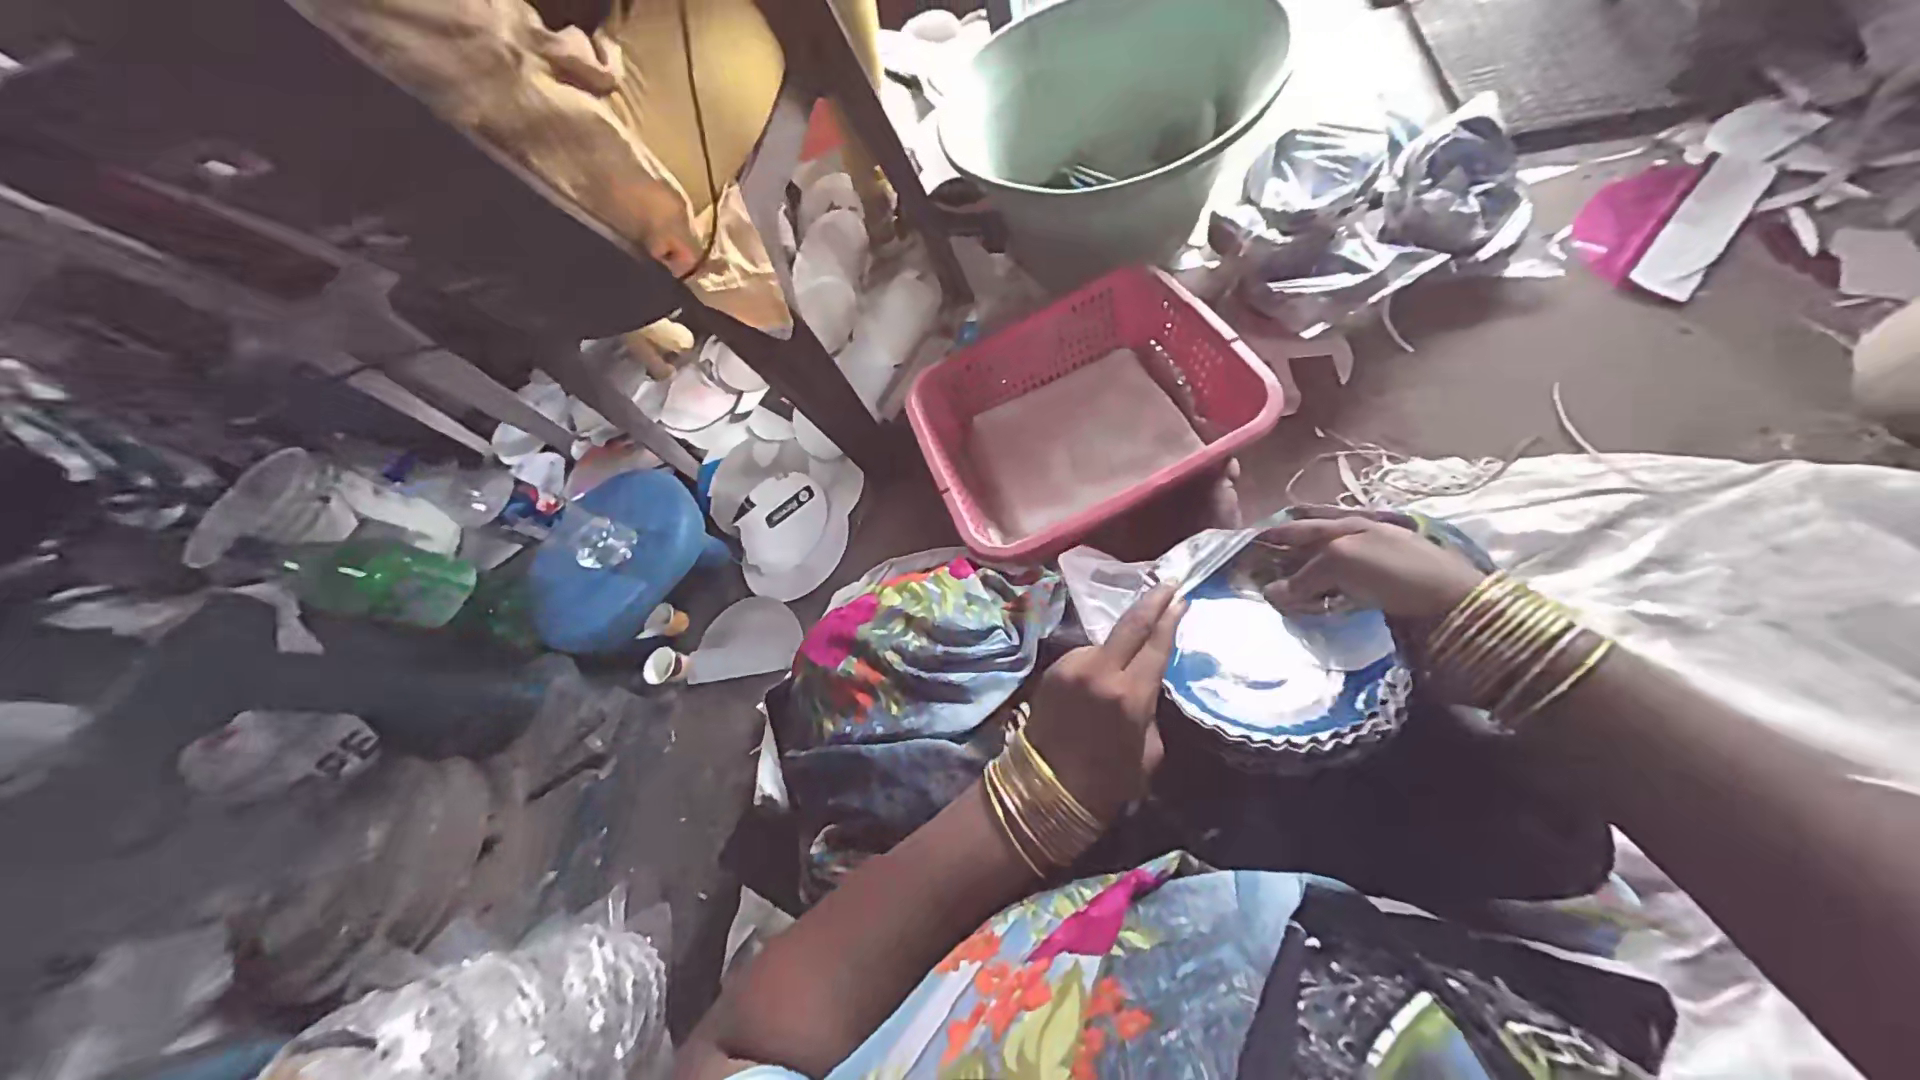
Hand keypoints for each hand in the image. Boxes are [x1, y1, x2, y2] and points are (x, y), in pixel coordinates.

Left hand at [1022, 584, 1185, 822]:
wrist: (1049, 786)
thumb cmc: (1110, 778)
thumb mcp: (1149, 748)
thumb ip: (1150, 706)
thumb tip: (1147, 683)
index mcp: (1131, 695)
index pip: (1156, 645)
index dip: (1170, 619)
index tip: (1181, 599)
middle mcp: (1100, 672)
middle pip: (1131, 624)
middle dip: (1152, 601)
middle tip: (1167, 583)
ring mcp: (1072, 667)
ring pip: (1104, 643)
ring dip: (1118, 647)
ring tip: (1124, 663)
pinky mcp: (1053, 670)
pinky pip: (1083, 656)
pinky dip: (1095, 662)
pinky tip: (1096, 680)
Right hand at [1259, 509, 1486, 623]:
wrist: (1454, 601)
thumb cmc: (1395, 570)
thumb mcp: (1342, 563)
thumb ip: (1303, 577)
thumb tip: (1269, 594)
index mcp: (1343, 524)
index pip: (1294, 527)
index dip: (1267, 536)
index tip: (1240, 550)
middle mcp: (1353, 536)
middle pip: (1306, 544)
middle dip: (1279, 555)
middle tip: (1252, 573)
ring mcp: (1368, 561)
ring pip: (1319, 567)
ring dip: (1298, 578)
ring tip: (1276, 593)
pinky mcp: (1379, 587)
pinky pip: (1336, 588)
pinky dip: (1318, 595)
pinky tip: (1310, 605)